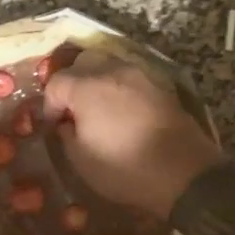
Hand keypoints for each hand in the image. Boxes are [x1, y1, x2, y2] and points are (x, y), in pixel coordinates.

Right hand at [42, 52, 223, 219]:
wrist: (184, 172)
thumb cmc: (125, 168)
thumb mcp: (82, 161)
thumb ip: (66, 135)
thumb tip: (66, 123)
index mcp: (87, 87)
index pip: (56, 82)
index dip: (50, 104)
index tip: (55, 125)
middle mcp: (112, 71)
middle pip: (82, 62)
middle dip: (73, 82)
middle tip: (74, 110)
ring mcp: (139, 74)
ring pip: (109, 64)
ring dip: (98, 81)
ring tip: (100, 108)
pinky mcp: (161, 84)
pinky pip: (131, 76)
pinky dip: (120, 87)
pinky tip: (123, 110)